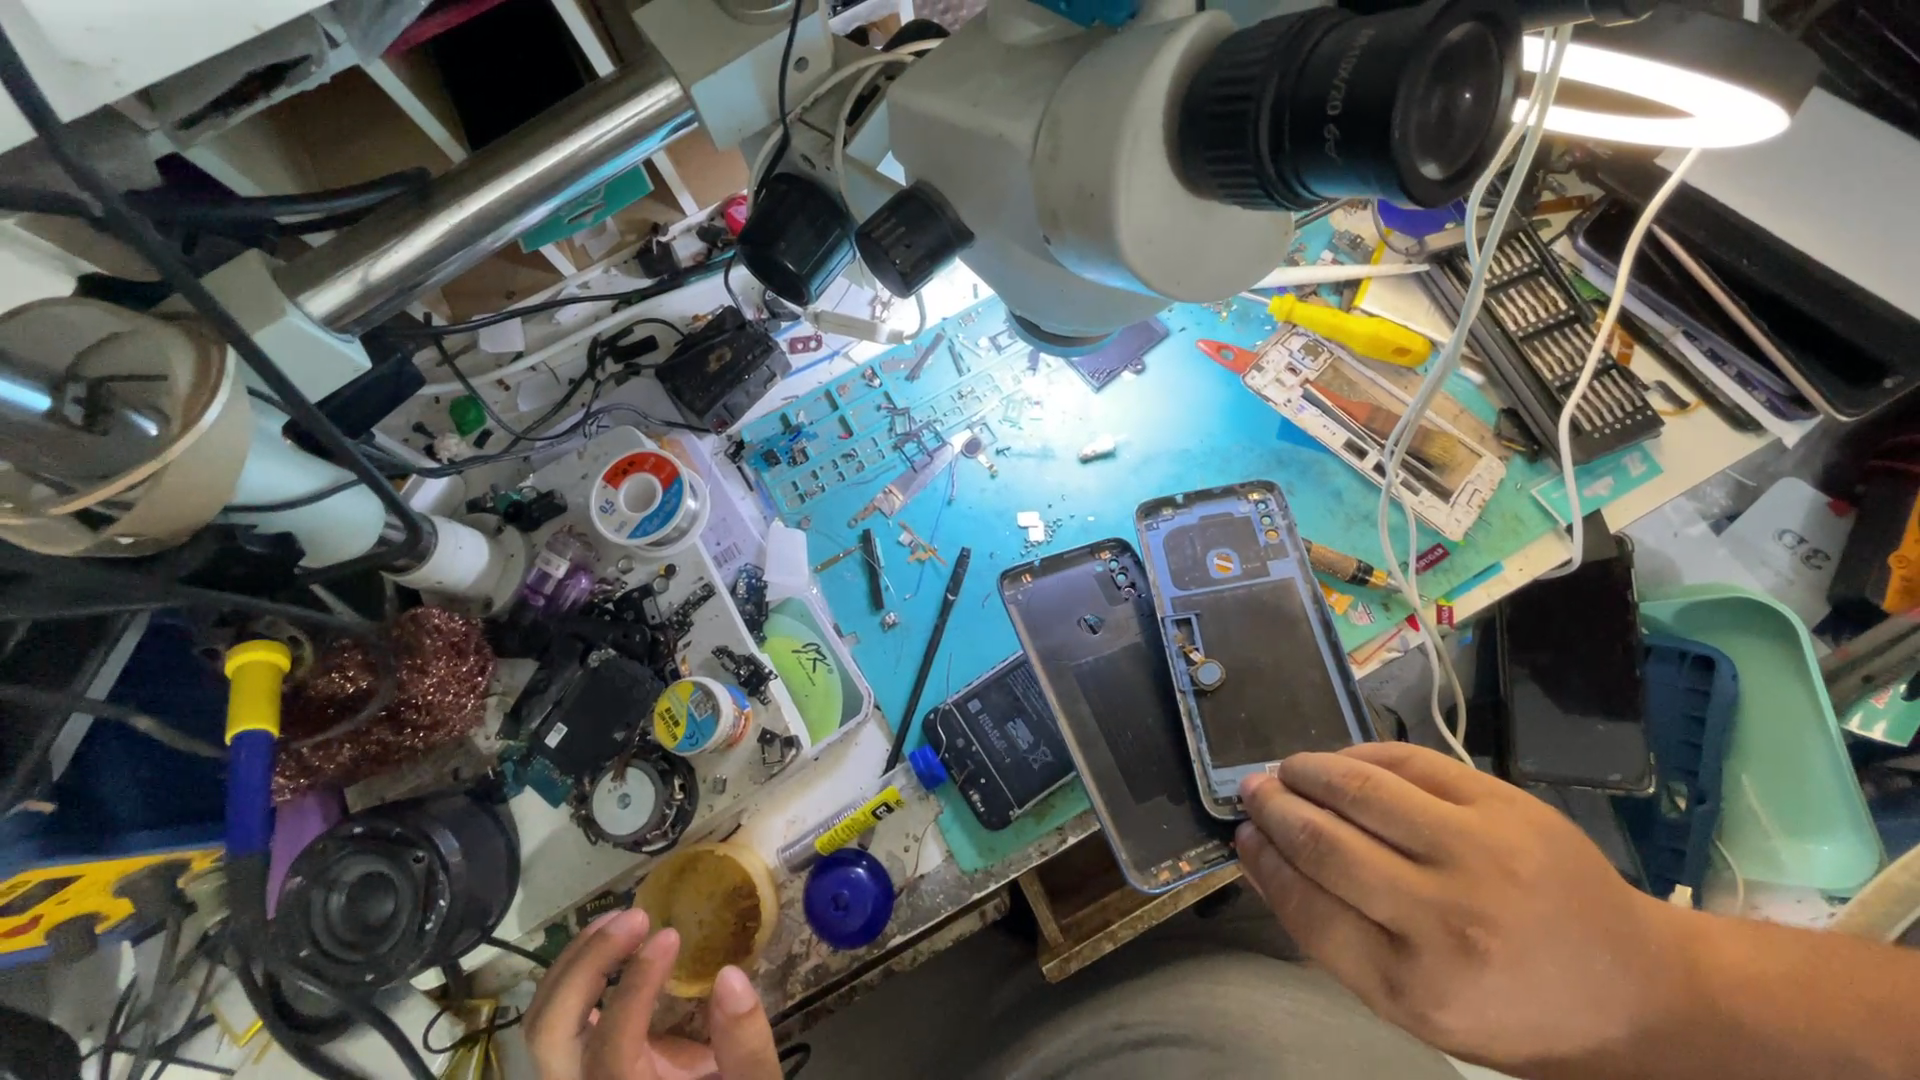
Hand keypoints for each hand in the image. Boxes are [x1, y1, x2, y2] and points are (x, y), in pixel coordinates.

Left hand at [522, 909, 780, 1079]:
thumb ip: (746, 1047)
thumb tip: (729, 977)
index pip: (612, 1049)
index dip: (635, 988)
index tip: (669, 936)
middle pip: (551, 1030)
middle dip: (590, 962)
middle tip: (638, 918)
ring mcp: (571, 1078)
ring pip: (543, 1019)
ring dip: (578, 960)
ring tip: (624, 919)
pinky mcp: (576, 1062)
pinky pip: (556, 1017)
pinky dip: (576, 972)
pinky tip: (613, 943)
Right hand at [1235, 742, 1691, 1075]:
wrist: (1635, 991)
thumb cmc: (1508, 1008)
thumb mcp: (1412, 1002)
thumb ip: (1330, 935)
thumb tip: (1260, 861)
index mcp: (1413, 983)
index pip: (1305, 904)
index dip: (1262, 862)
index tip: (1242, 837)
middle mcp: (1443, 917)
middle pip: (1323, 842)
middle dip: (1273, 809)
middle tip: (1252, 792)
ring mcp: (1478, 852)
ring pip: (1359, 789)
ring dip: (1306, 771)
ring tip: (1286, 770)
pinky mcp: (1506, 806)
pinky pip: (1410, 762)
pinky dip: (1360, 754)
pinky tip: (1341, 761)